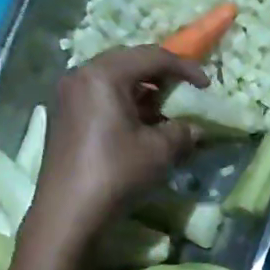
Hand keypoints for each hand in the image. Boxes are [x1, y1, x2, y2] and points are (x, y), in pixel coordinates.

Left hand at [25, 46, 206, 248]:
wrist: (68, 213)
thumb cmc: (115, 174)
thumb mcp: (159, 152)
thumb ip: (182, 132)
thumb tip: (194, 129)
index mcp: (104, 74)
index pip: (152, 56)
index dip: (184, 68)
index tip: (206, 85)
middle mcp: (81, 75)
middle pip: (129, 63)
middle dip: (161, 77)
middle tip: (184, 94)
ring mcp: (68, 96)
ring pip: (113, 81)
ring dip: (142, 93)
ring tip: (165, 113)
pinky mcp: (63, 116)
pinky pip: (100, 98)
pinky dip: (123, 105)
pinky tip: (139, 127)